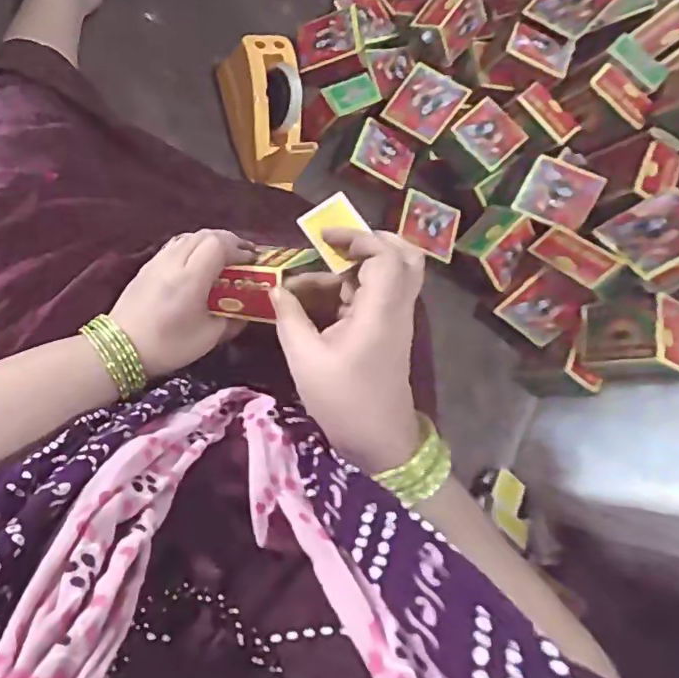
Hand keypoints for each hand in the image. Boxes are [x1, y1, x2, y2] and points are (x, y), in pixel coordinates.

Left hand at [110, 230, 253, 377]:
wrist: (119, 348)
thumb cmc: (167, 345)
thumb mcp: (208, 338)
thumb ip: (232, 320)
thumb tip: (245, 312)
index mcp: (191, 277)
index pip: (219, 244)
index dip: (239, 249)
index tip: (252, 262)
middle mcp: (173, 261)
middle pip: (204, 235)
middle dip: (227, 242)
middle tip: (242, 258)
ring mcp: (156, 261)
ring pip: (187, 238)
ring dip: (208, 243)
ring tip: (220, 259)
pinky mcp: (145, 267)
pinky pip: (173, 246)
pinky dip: (190, 248)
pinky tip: (195, 265)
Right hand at [271, 228, 425, 473]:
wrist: (378, 440)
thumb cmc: (343, 400)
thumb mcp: (305, 358)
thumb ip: (290, 317)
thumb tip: (277, 289)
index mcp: (381, 311)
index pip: (385, 256)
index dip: (357, 237)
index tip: (323, 237)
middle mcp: (395, 308)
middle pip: (401, 257)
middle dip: (367, 243)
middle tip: (331, 245)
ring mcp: (393, 320)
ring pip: (382, 276)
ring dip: (346, 271)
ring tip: (302, 286)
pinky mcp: (385, 332)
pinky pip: (371, 297)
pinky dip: (346, 291)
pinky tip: (311, 303)